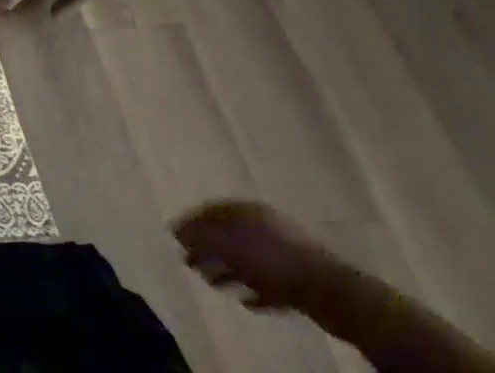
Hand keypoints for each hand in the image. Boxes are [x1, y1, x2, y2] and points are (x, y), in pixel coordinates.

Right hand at [173, 200, 337, 312]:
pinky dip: (256, 289)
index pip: (211, 210)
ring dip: (228, 271)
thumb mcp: (226, 245)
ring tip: (214, 284)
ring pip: (248, 260)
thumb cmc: (272, 261)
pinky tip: (246, 300)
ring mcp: (289, 252)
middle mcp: (269, 226)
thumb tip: (176, 229)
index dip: (190, 222)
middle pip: (229, 235)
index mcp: (250, 211)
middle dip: (208, 250)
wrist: (335, 294)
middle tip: (189, 262)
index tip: (174, 237)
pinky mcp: (303, 278)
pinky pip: (271, 282)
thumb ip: (197, 236)